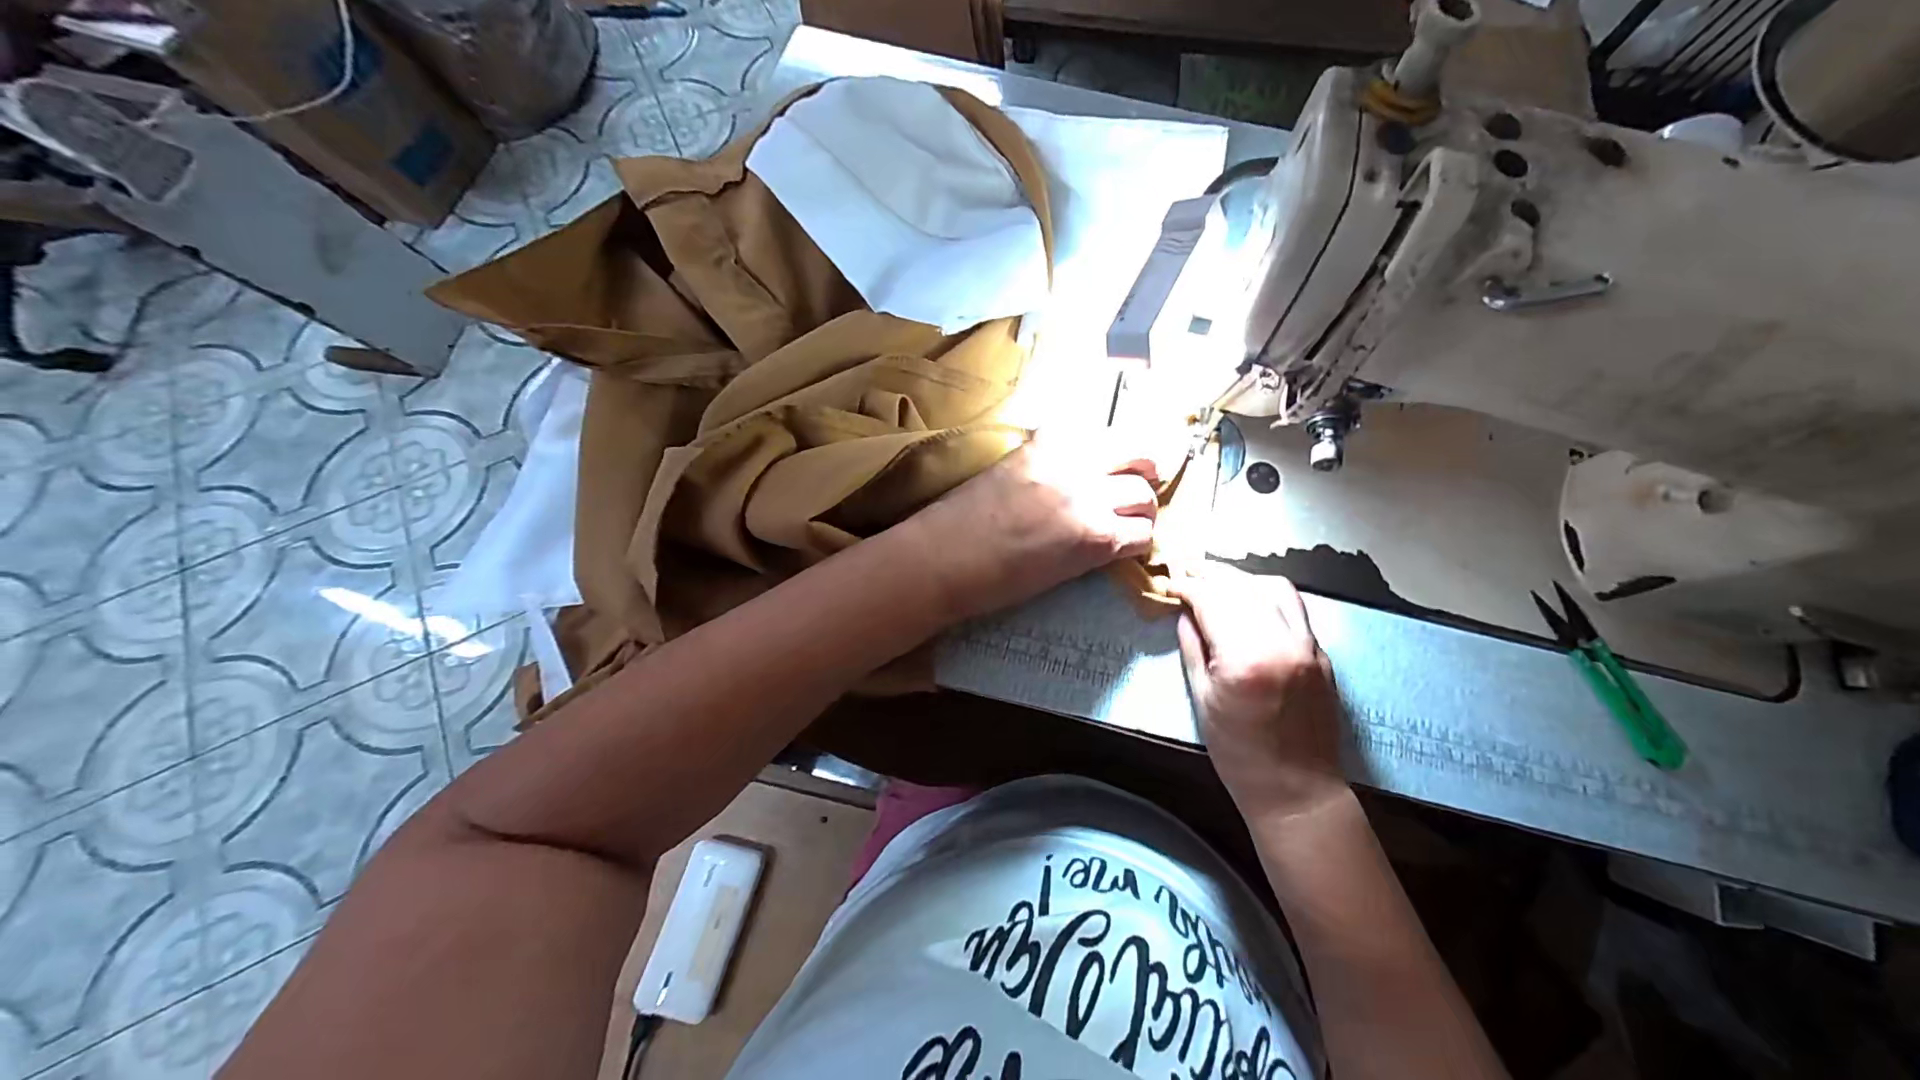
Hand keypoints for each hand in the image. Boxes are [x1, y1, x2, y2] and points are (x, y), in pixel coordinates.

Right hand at [898, 433, 1167, 623]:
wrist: (943, 557)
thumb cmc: (962, 519)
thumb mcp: (1010, 470)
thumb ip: (1050, 463)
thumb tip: (1082, 474)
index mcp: (1052, 438)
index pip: (1114, 433)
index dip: (1124, 455)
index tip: (1122, 469)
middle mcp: (1076, 460)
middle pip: (1142, 456)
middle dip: (1143, 477)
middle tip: (1129, 497)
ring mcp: (1088, 498)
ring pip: (1147, 499)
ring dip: (1139, 515)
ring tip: (1119, 529)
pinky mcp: (1094, 538)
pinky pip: (1141, 537)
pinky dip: (1134, 545)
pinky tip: (1113, 553)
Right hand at [1172, 566, 1347, 818]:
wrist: (1297, 789)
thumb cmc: (1239, 754)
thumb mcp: (1202, 700)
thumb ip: (1193, 649)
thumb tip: (1186, 614)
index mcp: (1246, 658)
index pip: (1213, 600)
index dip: (1188, 587)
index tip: (1170, 583)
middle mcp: (1282, 643)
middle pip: (1242, 587)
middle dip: (1211, 576)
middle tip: (1187, 575)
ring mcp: (1308, 646)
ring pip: (1275, 588)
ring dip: (1242, 580)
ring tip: (1218, 584)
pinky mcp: (1321, 653)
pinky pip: (1295, 608)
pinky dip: (1267, 597)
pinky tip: (1250, 604)